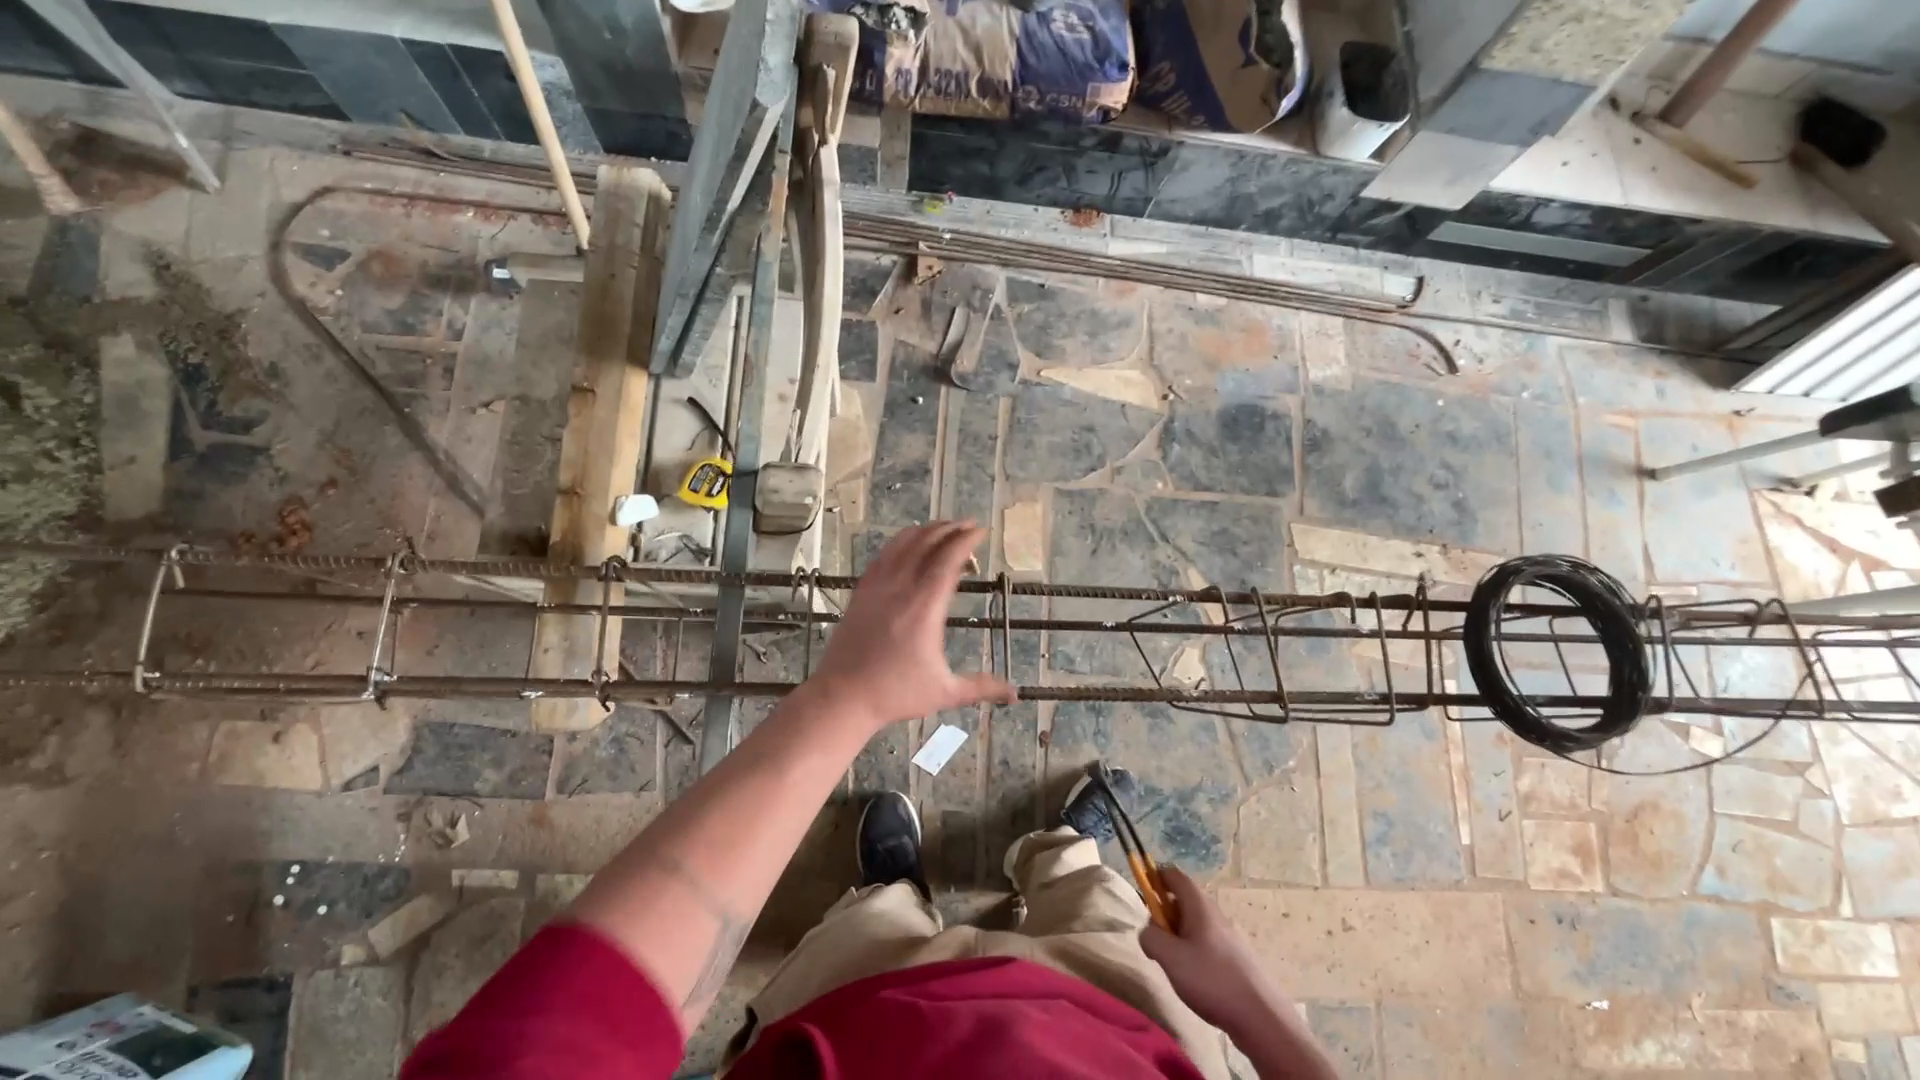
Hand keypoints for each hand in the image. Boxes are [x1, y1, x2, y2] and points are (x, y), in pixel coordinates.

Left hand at [809, 522, 1015, 729]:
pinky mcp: (860, 593)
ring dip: (924, 531)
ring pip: (901, 545)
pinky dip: (898, 543)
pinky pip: (882, 557)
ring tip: (941, 528)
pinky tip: (905, 544)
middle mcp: (900, 589)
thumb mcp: (944, 692)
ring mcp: (876, 588)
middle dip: (949, 529)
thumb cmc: (895, 694)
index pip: (948, 561)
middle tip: (967, 526)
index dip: (965, 541)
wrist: (843, 696)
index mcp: (925, 608)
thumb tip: (1014, 694)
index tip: (980, 531)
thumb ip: (981, 687)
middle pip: (925, 544)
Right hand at [1140, 866, 1289, 1039]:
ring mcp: (1228, 936)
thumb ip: (1150, 937)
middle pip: (1183, 900)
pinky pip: (1205, 942)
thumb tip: (1148, 931)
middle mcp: (1215, 914)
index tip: (1143, 900)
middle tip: (1157, 944)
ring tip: (1175, 966)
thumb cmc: (1211, 980)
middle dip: (1164, 916)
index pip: (1174, 875)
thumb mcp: (1170, 958)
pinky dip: (1192, 952)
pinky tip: (1195, 980)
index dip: (1155, 878)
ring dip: (1177, 937)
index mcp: (1199, 906)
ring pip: (1193, 924)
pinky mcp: (1235, 957)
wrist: (1260, 1017)